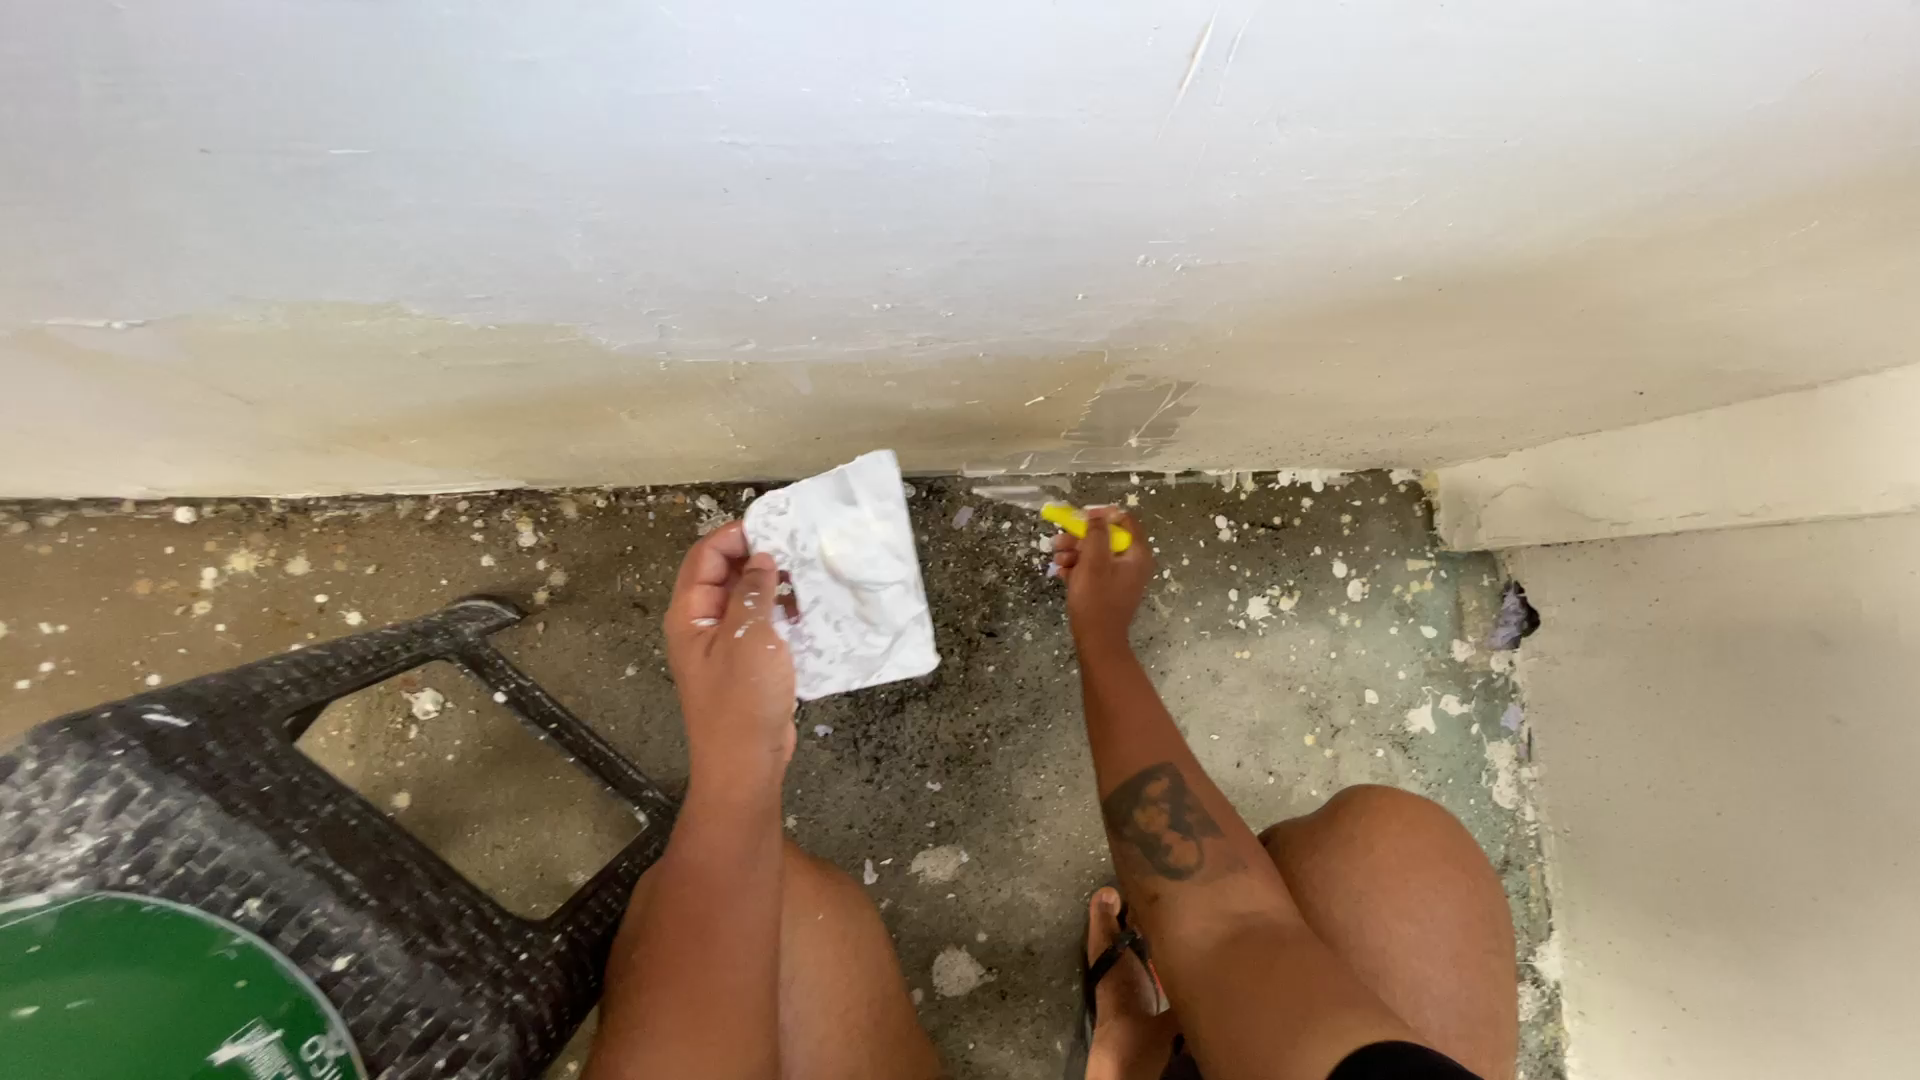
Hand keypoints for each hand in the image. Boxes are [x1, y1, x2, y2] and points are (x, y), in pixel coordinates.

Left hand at [664, 522, 796, 790]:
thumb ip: (754, 592)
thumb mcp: (749, 637)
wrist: (746, 762)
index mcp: (691, 613)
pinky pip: (764, 623)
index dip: (736, 534)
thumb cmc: (742, 700)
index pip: (705, 555)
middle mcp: (703, 623)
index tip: (775, 524)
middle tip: (799, 545)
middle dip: (759, 555)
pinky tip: (811, 608)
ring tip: (809, 572)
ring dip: (775, 583)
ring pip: (748, 598)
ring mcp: (726, 644)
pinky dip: (783, 611)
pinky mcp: (749, 661)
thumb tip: (762, 557)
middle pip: (726, 573)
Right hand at [1051, 507, 1153, 653]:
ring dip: (1074, 553)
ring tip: (1056, 558)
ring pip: (1096, 554)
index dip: (1102, 515)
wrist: (1097, 640)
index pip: (1124, 521)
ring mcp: (1120, 577)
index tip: (1080, 517)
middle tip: (1059, 540)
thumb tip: (1096, 516)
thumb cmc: (1097, 599)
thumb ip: (1096, 534)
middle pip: (1106, 538)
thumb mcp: (1094, 562)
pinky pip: (1093, 570)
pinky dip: (1077, 568)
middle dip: (1080, 537)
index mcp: (1137, 554)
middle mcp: (1132, 563)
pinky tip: (1061, 572)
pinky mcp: (1108, 589)